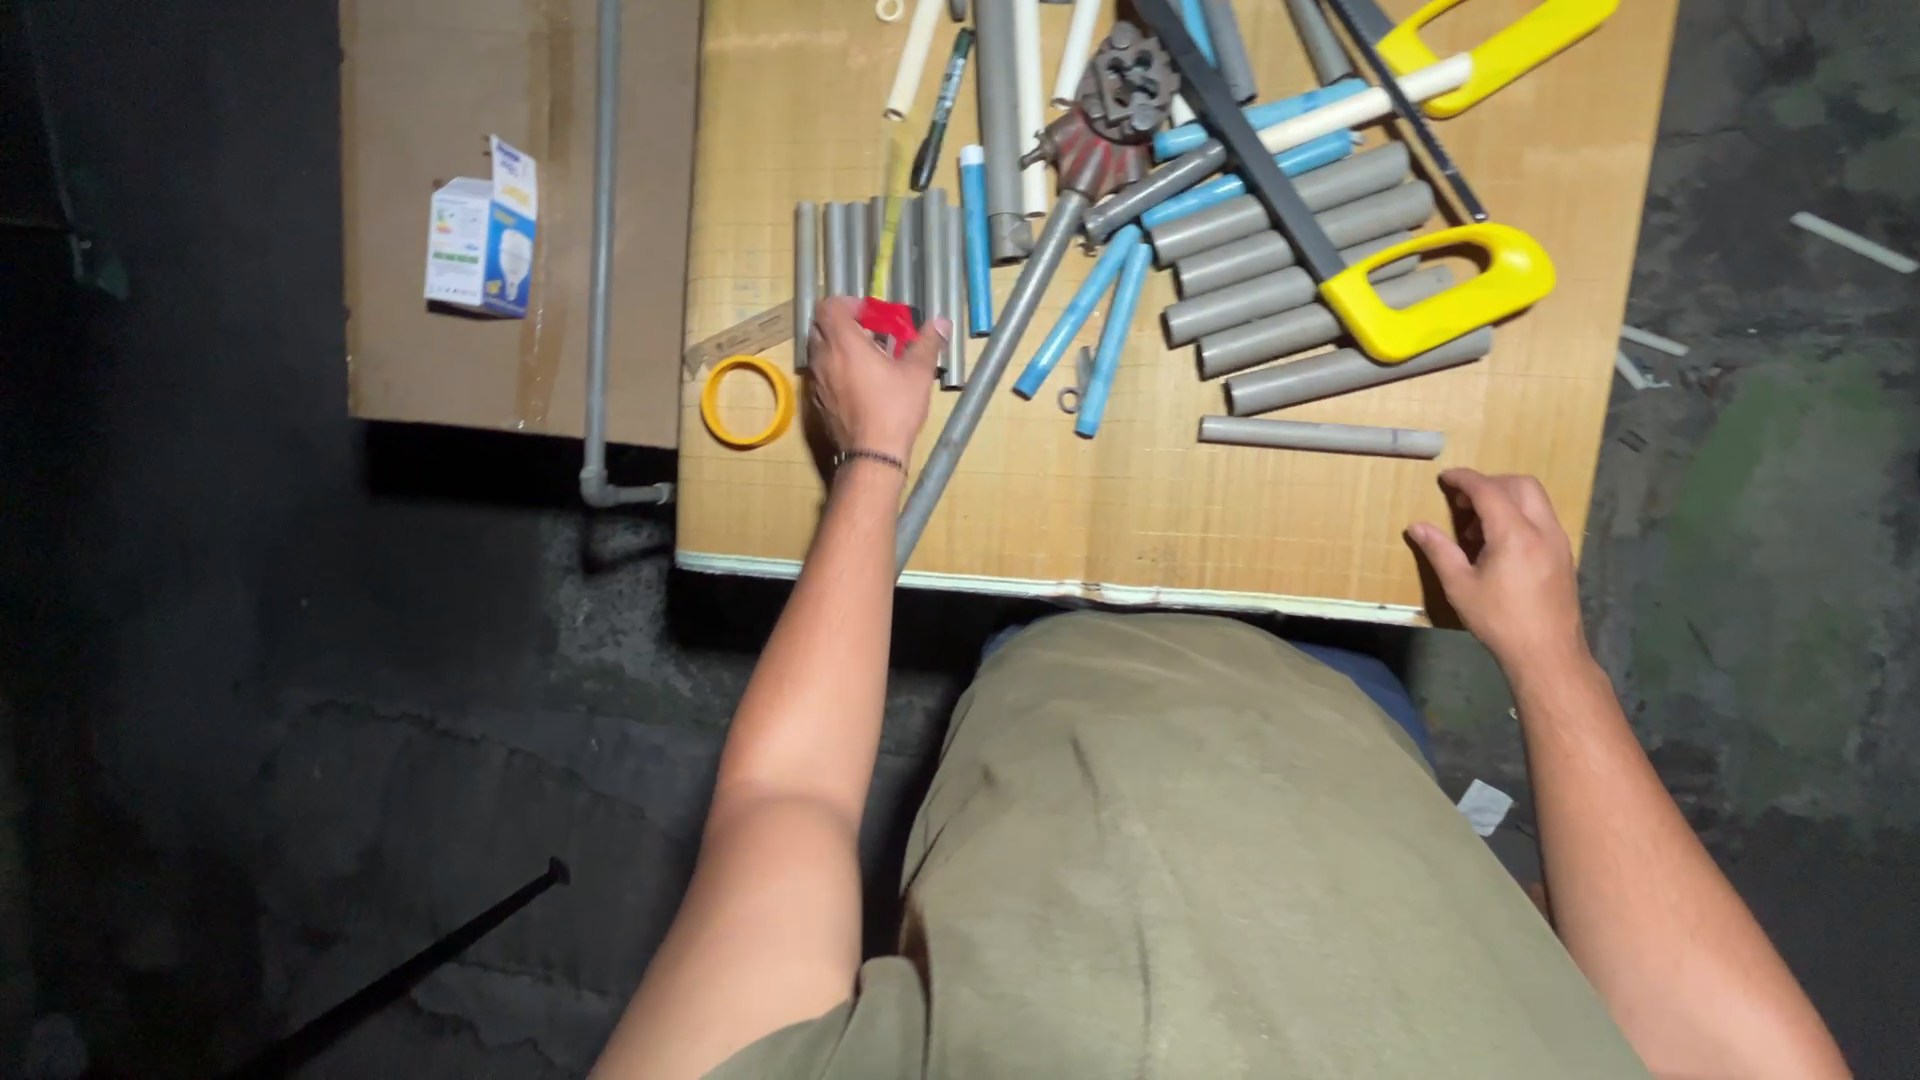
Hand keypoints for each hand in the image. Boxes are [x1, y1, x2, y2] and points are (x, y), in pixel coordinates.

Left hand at [806, 297, 946, 461]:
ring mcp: (817, 383)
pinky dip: (835, 372)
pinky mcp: (817, 404)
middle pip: (820, 327)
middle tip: (868, 336)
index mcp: (844, 343)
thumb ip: (927, 343)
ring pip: (819, 353)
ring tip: (866, 361)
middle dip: (841, 325)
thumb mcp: (917, 373)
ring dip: (837, 349)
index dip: (847, 304)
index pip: (829, 306)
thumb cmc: (895, 408)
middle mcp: (823, 359)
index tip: (869, 315)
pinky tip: (858, 386)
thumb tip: (941, 322)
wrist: (872, 453)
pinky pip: (821, 377)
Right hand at [1406, 469, 1586, 671]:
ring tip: (1476, 529)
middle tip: (1460, 503)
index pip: (1489, 491)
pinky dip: (1518, 515)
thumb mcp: (1460, 585)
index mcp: (1514, 534)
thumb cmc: (1498, 619)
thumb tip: (1417, 526)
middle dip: (1489, 484)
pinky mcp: (1563, 554)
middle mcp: (1543, 530)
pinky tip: (1498, 544)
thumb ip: (1439, 550)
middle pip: (1520, 485)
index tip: (1444, 477)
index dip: (1464, 479)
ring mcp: (1558, 541)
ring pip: (1535, 500)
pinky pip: (1541, 518)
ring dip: (1504, 500)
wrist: (1547, 651)